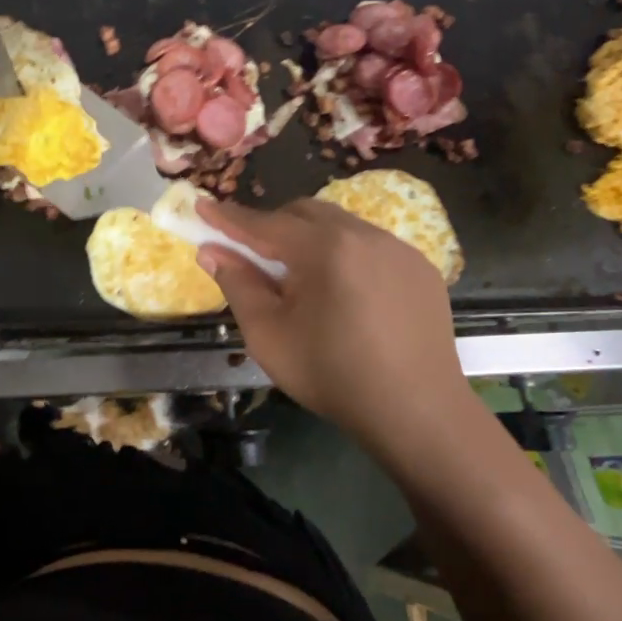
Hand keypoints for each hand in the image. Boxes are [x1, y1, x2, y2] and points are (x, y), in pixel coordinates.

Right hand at [196, 197, 468, 442]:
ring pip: (339, 225)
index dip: (228, 217)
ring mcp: (398, 249)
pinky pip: (369, 245)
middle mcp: (364, 235)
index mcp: (324, 248)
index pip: (264, 224)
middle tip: (249, 253)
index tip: (200, 207)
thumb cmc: (332, 375)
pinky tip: (340, 290)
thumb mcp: (268, 335)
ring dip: (309, 238)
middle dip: (271, 226)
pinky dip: (343, 253)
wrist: (418, 413)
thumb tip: (211, 251)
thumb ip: (237, 285)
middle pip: (304, 213)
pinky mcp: (421, 269)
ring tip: (297, 276)